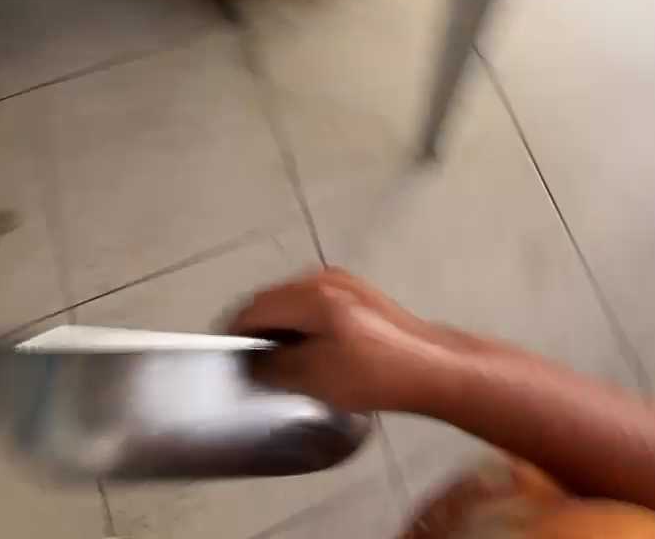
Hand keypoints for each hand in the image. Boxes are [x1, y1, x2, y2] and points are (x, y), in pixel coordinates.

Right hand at [226, 267, 475, 413]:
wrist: (431, 367)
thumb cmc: (377, 372)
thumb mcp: (315, 377)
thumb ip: (274, 366)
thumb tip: (251, 361)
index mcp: (312, 293)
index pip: (255, 307)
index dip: (234, 331)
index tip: (223, 353)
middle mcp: (326, 278)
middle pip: (273, 299)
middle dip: (257, 329)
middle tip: (247, 361)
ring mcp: (345, 283)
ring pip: (294, 301)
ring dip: (281, 327)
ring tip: (277, 361)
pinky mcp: (359, 295)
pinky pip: (315, 304)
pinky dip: (302, 324)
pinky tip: (309, 351)